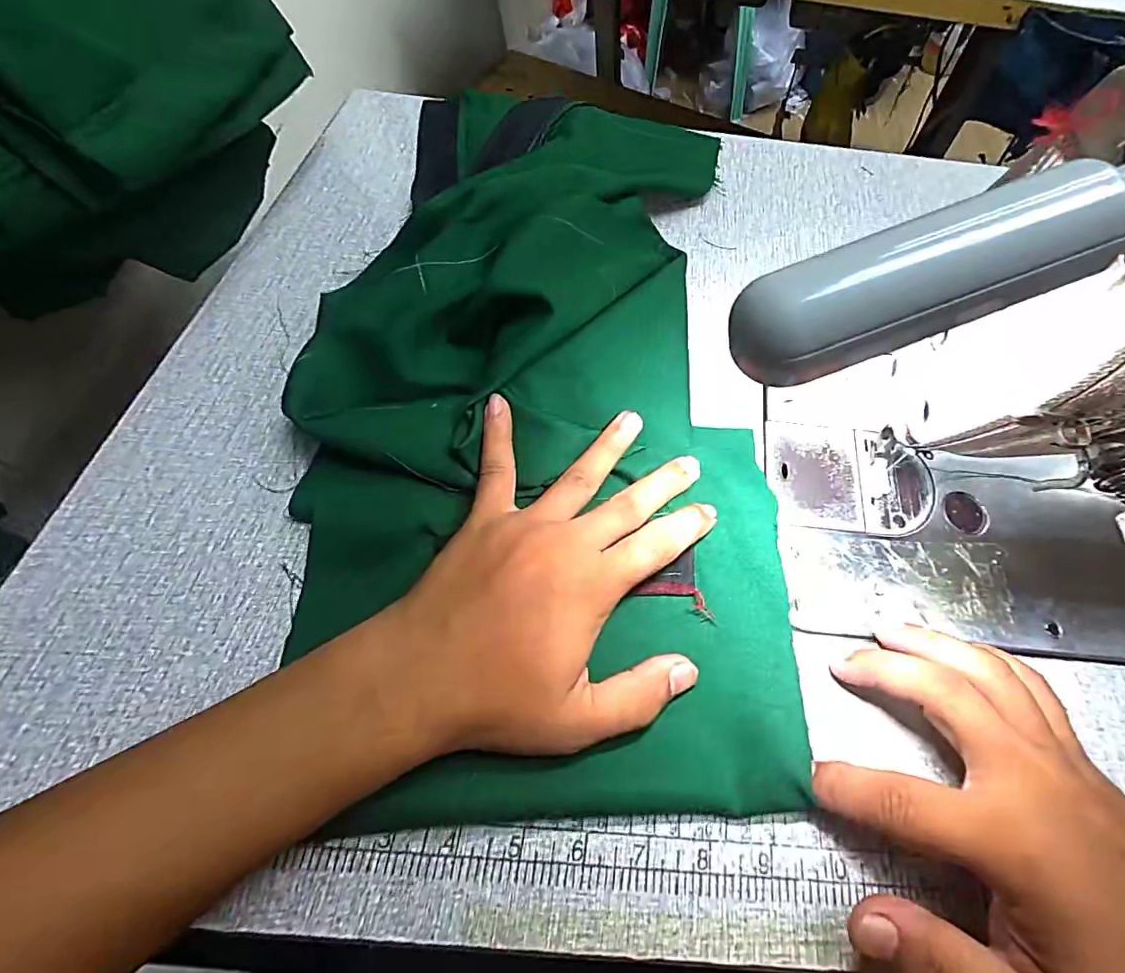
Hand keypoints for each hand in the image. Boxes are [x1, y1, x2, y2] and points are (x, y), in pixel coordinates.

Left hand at [346, 393, 714, 757]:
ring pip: (577, 478)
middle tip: (689, 464)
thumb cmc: (499, 701)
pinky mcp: (485, 521)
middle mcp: (568, 544)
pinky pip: (496, 471)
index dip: (686, 528)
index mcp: (595, 585)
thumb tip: (689, 671)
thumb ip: (638, 697)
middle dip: (663, 484)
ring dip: (607, 447)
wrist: (416, 681)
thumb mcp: (578, 720)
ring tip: (630, 419)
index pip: (655, 548)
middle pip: (628, 505)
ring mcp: (525, 526)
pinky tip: (498, 403)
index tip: (708, 512)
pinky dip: (499, 437)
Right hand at [814, 626, 1124, 972]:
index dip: (848, 787)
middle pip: (945, 695)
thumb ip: (938, 956)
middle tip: (846, 662)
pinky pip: (1030, 685)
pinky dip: (990, 658)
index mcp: (1010, 835)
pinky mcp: (1079, 756)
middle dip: (888, 671)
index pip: (904, 801)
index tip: (811, 776)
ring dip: (937, 644)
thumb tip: (864, 922)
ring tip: (896, 630)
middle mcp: (1031, 775)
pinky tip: (971, 654)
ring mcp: (1059, 756)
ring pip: (988, 673)